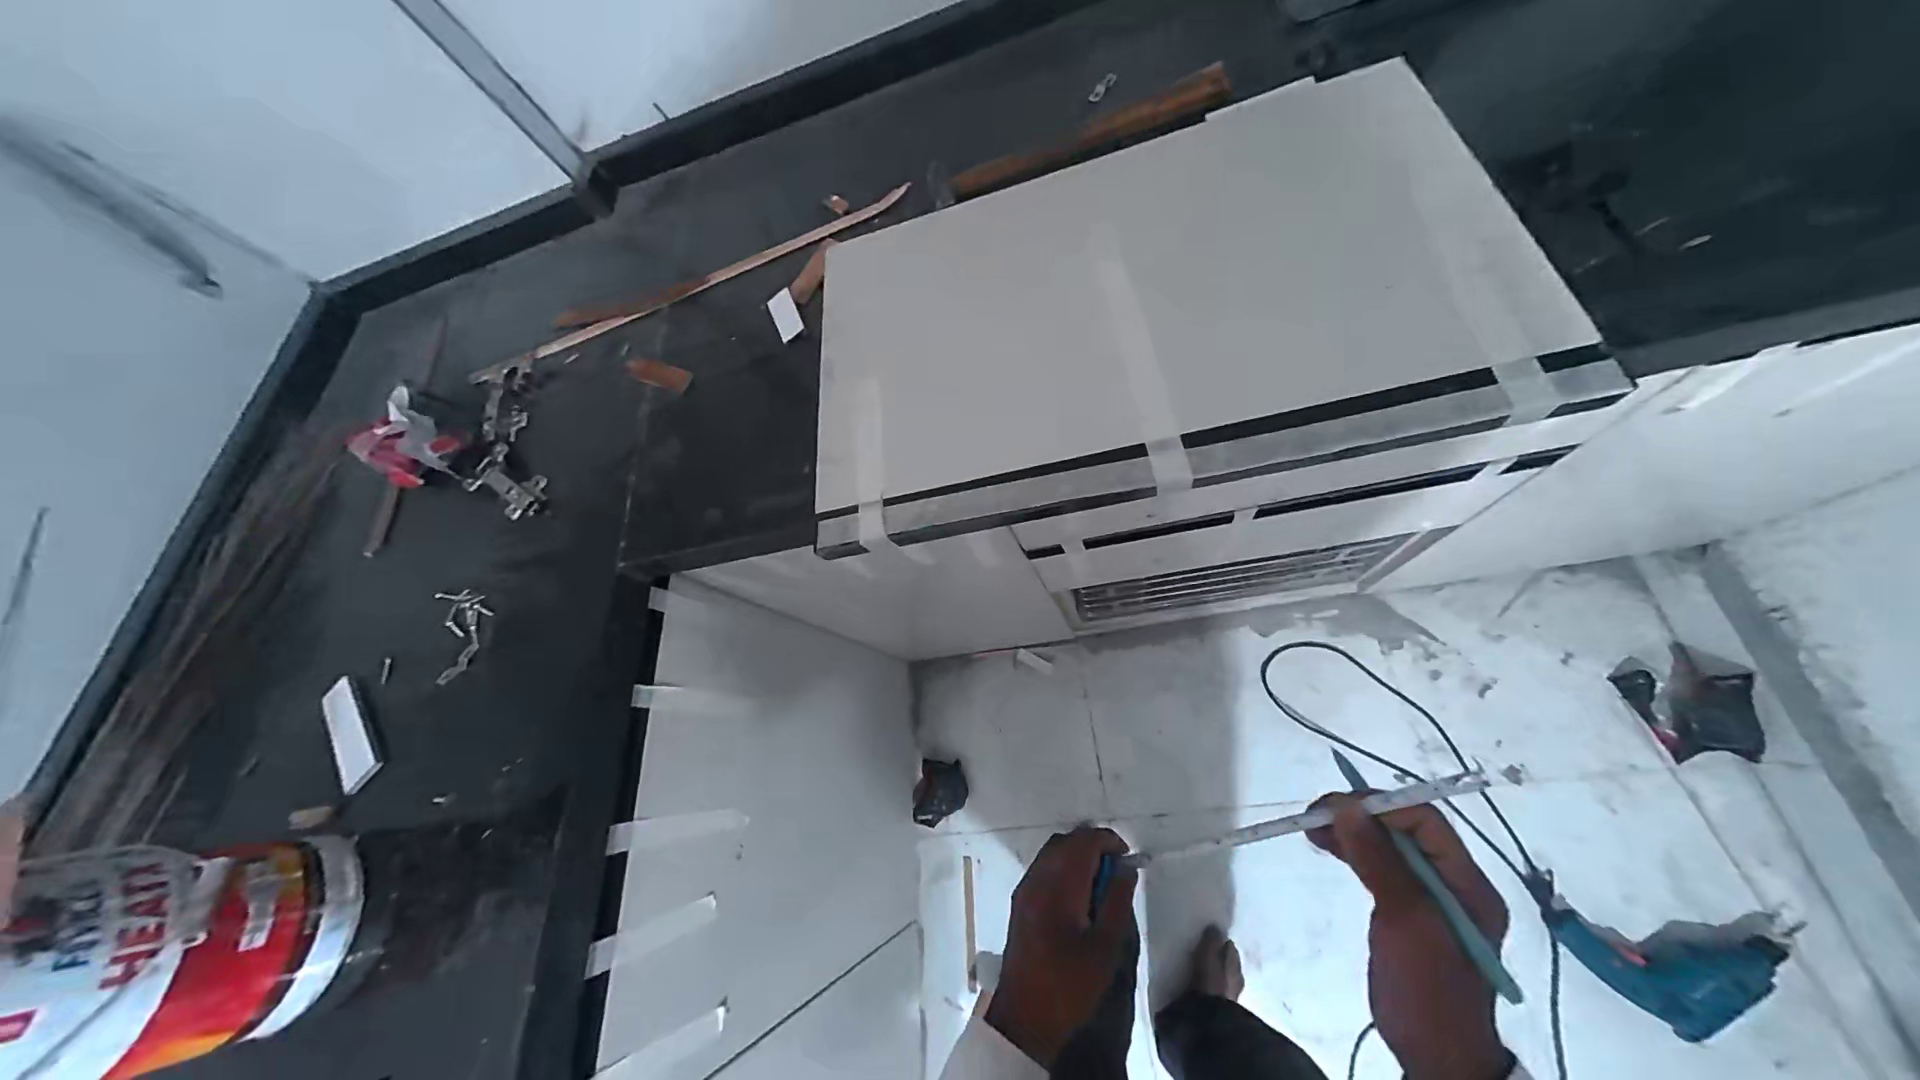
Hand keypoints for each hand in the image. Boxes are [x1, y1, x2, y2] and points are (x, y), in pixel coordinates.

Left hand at [985, 827, 1136, 1066]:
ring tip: (1102, 883)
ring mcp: (1024, 890)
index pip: (1082, 842)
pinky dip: (1063, 868)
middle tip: (1117, 869)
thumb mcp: (1105, 948)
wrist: (1025, 1018)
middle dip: (1092, 845)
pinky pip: (1043, 868)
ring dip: (1077, 856)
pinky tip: (1080, 894)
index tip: (1128, 856)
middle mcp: (1036, 880)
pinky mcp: (1020, 903)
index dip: (1107, 841)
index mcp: (1057, 887)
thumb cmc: (1070, 985)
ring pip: (1052, 853)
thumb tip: (1125, 868)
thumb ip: (1117, 902)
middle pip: (1065, 842)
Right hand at [1309, 794, 1513, 1079]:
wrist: (1435, 1054)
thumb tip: (1345, 807)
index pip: (1425, 821)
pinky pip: (1377, 864)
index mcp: (1466, 882)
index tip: (1334, 809)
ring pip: (1386, 844)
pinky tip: (1326, 845)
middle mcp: (1451, 882)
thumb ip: (1377, 860)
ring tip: (1311, 827)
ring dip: (1350, 830)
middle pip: (1403, 828)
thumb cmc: (1427, 985)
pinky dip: (1350, 850)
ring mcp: (1427, 896)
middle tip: (1315, 816)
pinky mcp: (1404, 909)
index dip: (1380, 807)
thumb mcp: (1405, 918)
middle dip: (1358, 815)